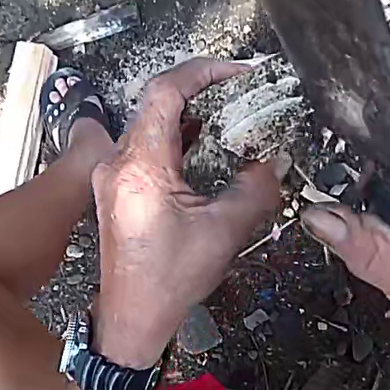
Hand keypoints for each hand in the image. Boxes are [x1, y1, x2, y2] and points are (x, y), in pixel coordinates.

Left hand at [91, 58, 284, 367]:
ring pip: (152, 123)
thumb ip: (255, 190)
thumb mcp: (224, 232)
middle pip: (159, 103)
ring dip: (192, 115)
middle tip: (242, 94)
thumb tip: (275, 161)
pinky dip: (178, 137)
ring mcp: (113, 174)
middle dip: (204, 91)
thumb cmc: (169, 280)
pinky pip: (147, 145)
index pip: (166, 92)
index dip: (204, 72)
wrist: (133, 316)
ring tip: (230, 118)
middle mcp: (119, 163)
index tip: (237, 72)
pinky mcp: (118, 187)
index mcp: (142, 167)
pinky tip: (204, 146)